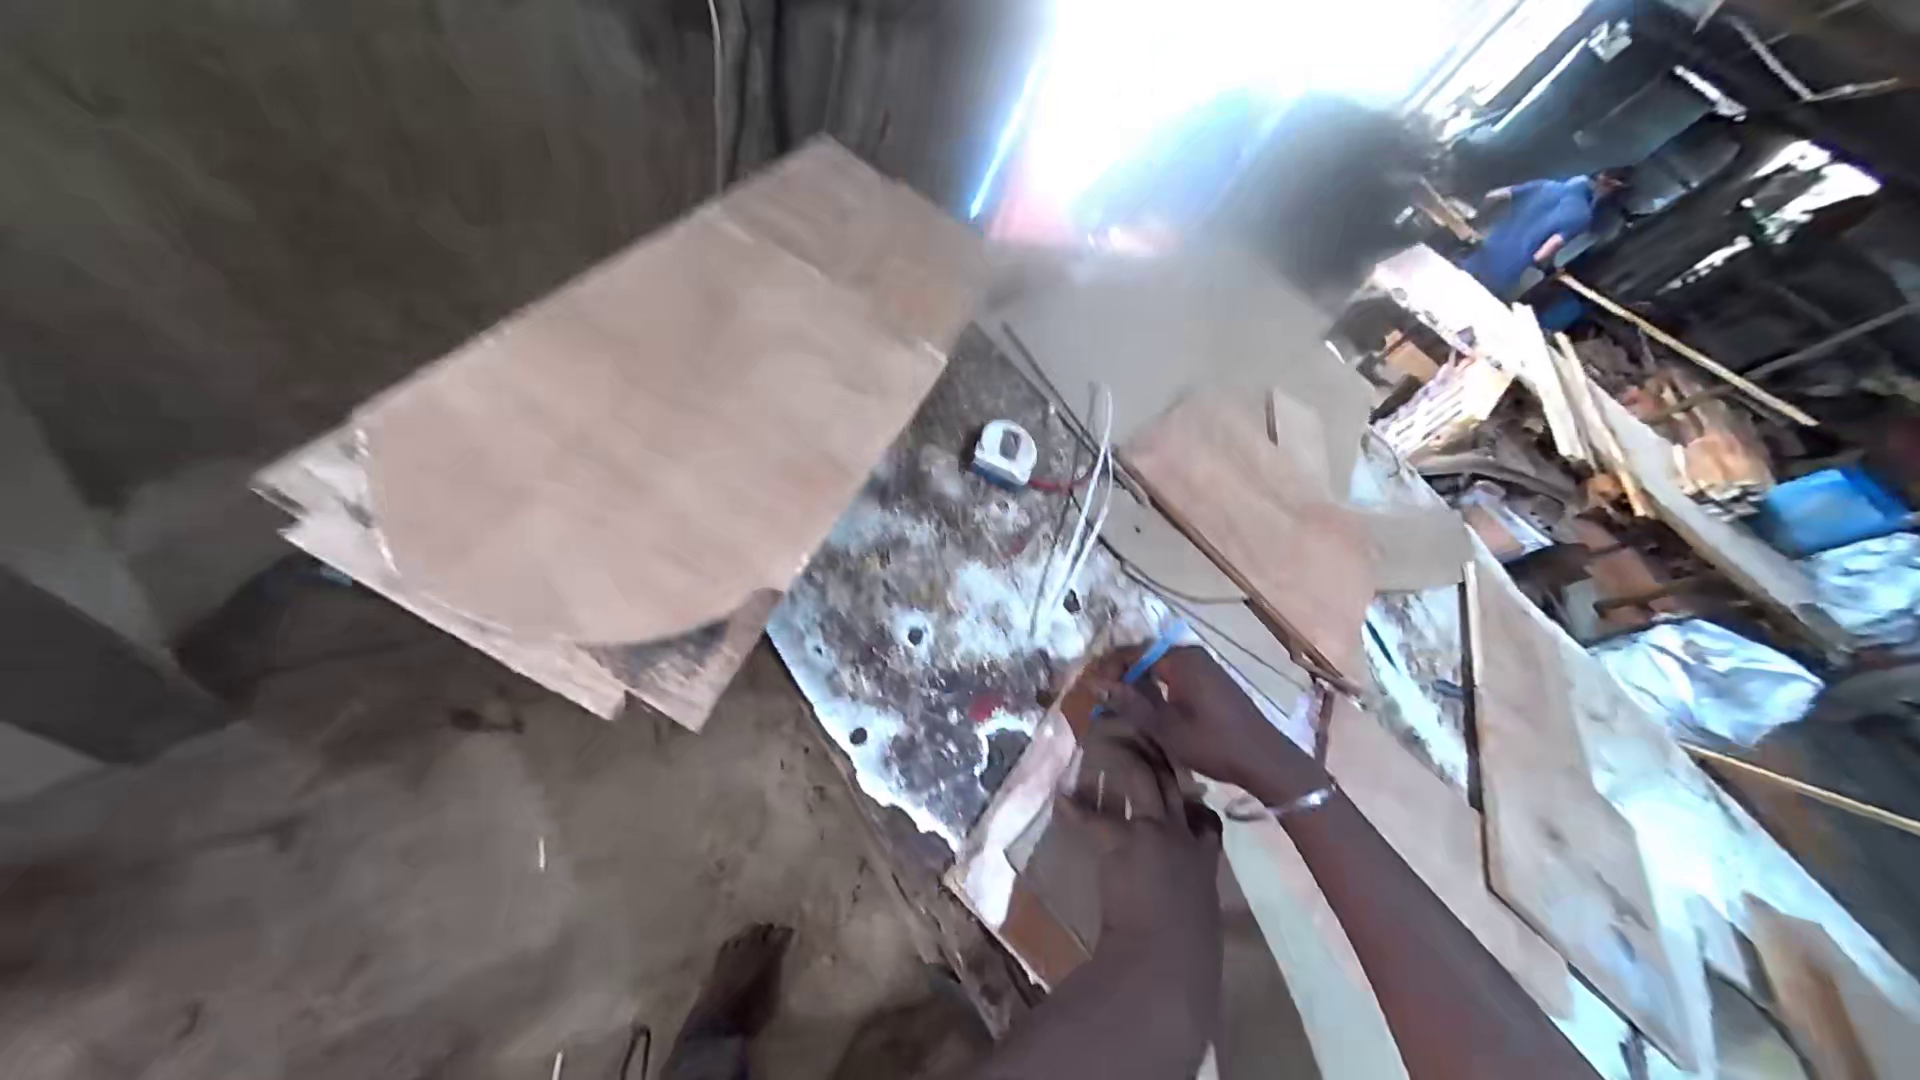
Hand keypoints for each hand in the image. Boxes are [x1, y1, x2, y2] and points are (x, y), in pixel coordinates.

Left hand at [1058, 729, 1221, 946]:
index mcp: (1206, 862)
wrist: (1166, 964)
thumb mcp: (1199, 920)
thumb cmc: (1187, 957)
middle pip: (1173, 783)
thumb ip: (1188, 895)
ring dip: (1125, 755)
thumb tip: (1177, 898)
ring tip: (1106, 735)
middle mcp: (1184, 838)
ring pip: (1142, 778)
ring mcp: (1154, 833)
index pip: (1205, 821)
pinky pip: (1094, 817)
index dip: (1191, 798)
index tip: (1177, 784)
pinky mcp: (1124, 840)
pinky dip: (1076, 808)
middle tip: (1140, 728)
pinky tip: (1061, 796)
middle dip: (1156, 753)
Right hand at [1084, 646, 1323, 799]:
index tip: (1094, 691)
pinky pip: (1176, 676)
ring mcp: (1205, 667)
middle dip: (1124, 676)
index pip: (1133, 652)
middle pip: (1147, 657)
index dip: (1110, 669)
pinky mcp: (1213, 682)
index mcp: (1181, 658)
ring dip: (1140, 684)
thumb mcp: (1165, 726)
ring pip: (1161, 668)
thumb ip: (1129, 701)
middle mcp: (1193, 655)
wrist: (1266, 761)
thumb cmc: (1213, 743)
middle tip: (1105, 699)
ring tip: (1122, 706)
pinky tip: (1150, 709)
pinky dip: (1159, 688)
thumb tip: (1096, 683)